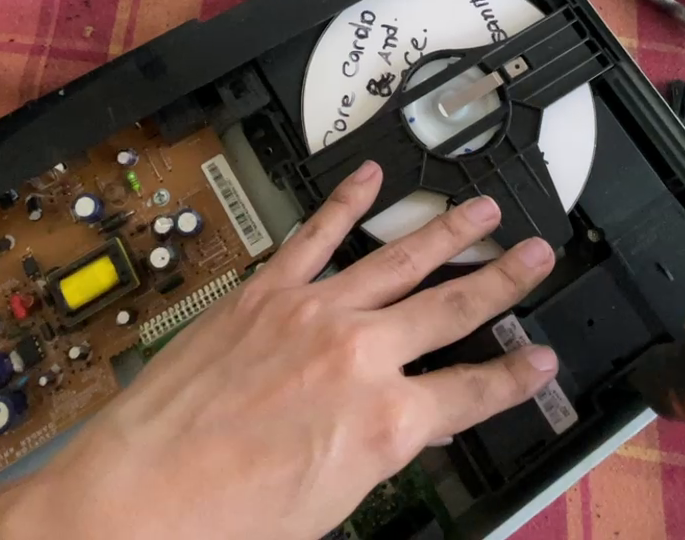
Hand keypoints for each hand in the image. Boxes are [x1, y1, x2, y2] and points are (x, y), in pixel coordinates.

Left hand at [0, 161, 559, 539]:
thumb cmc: (229, 519)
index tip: (542, 357)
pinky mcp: (270, 289)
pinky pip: (318, 235)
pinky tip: (372, 178)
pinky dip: (347, 202)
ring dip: (447, 232)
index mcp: (384, 423)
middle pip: (451, 309)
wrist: (142, 494)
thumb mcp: (334, 500)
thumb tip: (413, 418)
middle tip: (538, 254)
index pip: (473, 392)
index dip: (516, 376)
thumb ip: (381, 446)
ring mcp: (314, 312)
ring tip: (483, 209)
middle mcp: (360, 355)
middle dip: (503, 282)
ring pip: (398, 260)